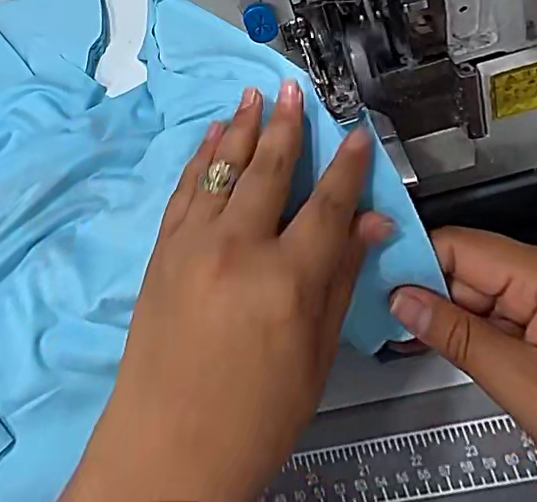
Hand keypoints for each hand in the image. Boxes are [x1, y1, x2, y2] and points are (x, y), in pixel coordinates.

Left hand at [63, 80, 393, 501]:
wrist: (168, 446)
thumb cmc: (254, 416)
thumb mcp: (316, 357)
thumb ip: (342, 281)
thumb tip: (371, 225)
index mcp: (287, 280)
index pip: (328, 206)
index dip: (348, 167)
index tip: (357, 135)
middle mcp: (238, 247)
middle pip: (270, 170)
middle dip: (287, 125)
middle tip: (294, 90)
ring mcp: (194, 241)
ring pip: (224, 167)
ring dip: (242, 127)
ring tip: (254, 95)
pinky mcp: (165, 246)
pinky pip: (187, 187)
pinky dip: (202, 156)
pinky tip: (213, 136)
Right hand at [389, 229, 536, 501]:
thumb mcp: (536, 392)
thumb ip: (461, 338)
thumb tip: (405, 297)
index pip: (458, 244)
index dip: (412, 258)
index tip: (372, 277)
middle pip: (466, 266)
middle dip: (425, 290)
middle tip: (382, 317)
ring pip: (480, 295)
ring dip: (446, 316)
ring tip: (407, 336)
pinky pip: (501, 319)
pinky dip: (471, 334)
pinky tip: (447, 351)